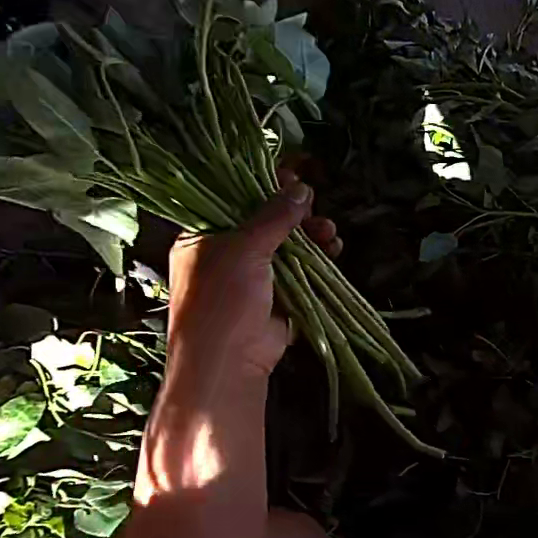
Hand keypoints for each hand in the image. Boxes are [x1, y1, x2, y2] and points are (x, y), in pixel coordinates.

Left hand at [164, 171, 340, 384]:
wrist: (228, 362)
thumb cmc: (222, 299)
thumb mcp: (244, 249)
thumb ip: (274, 217)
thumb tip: (301, 188)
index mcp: (204, 237)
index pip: (234, 200)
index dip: (262, 185)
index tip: (291, 174)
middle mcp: (227, 254)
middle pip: (267, 223)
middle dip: (295, 214)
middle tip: (314, 207)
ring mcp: (254, 278)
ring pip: (288, 248)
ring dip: (311, 237)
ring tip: (330, 233)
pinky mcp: (278, 299)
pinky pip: (302, 273)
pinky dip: (318, 262)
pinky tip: (333, 250)